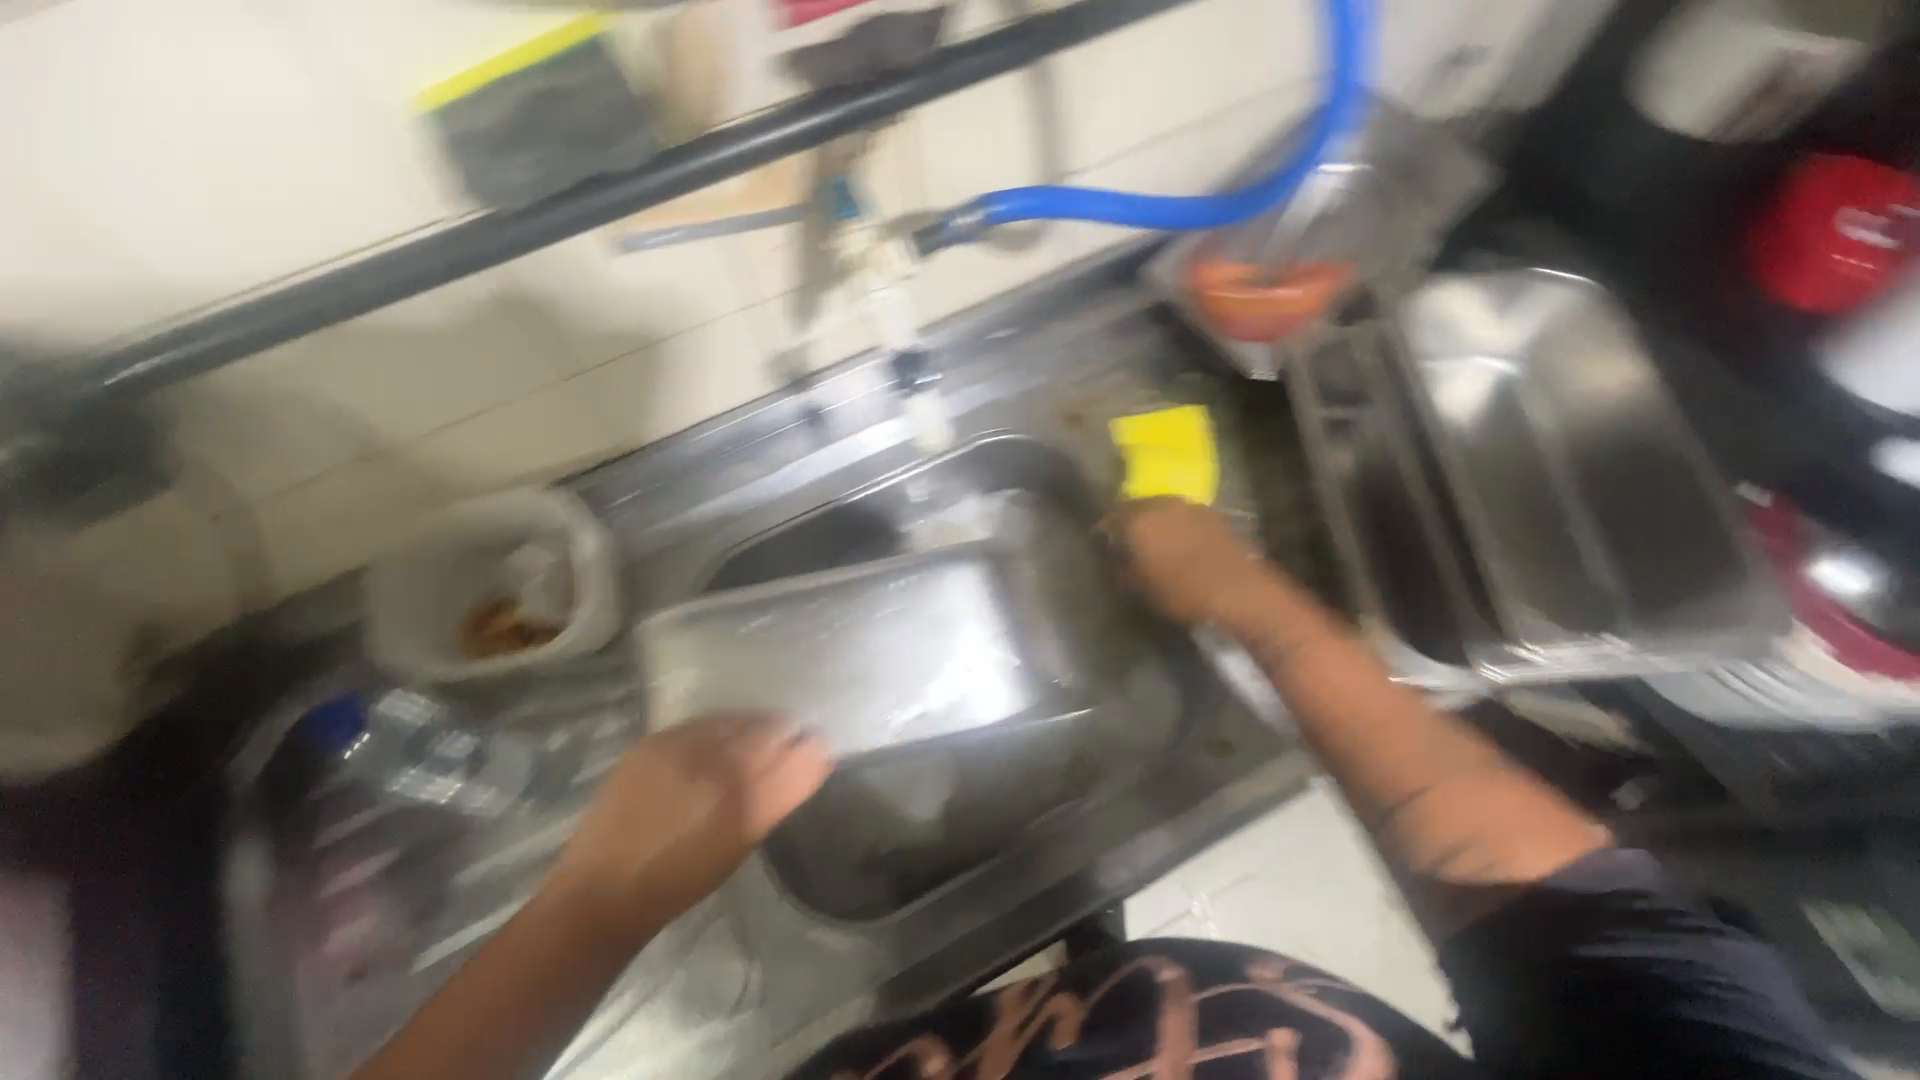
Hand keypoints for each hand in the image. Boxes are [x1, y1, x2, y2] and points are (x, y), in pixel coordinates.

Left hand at [549, 712, 831, 944]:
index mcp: (749, 805)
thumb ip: (773, 800)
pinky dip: (717, 729)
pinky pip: (703, 723)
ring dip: (752, 727)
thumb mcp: (739, 846)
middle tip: (786, 742)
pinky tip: (713, 744)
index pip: (802, 757)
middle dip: (784, 734)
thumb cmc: (680, 881)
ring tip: (751, 741)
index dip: (813, 749)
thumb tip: (802, 763)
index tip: (816, 750)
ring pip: (738, 720)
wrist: (603, 891)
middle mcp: (720, 768)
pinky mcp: (654, 741)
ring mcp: (683, 749)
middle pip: (772, 729)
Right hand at [1104, 498, 1277, 627]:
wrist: (1238, 592)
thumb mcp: (1138, 588)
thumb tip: (1116, 558)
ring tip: (1159, 545)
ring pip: (1165, 510)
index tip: (1104, 545)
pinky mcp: (1216, 516)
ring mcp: (1192, 506)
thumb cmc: (1180, 592)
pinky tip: (1185, 546)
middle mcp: (1162, 504)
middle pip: (1139, 508)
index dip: (1105, 531)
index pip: (1111, 517)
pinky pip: (1188, 518)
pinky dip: (1181, 528)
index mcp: (1137, 519)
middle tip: (1130, 544)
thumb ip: (1121, 568)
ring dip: (1159, 524)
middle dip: (1133, 523)